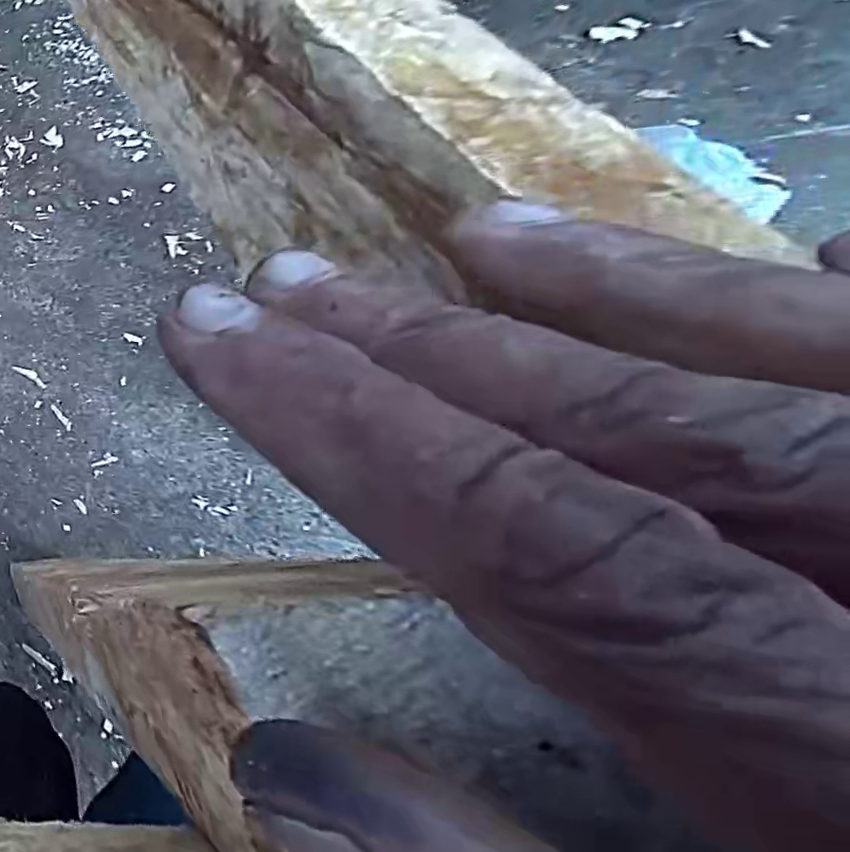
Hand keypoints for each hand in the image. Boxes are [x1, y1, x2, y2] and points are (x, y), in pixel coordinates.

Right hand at [159, 203, 849, 851]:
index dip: (335, 416)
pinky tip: (811, 255)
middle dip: (412, 342)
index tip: (212, 333)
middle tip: (280, 281)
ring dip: (603, 292)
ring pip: (802, 377)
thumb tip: (279, 768)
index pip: (514, 525)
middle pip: (626, 431)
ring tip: (470, 232)